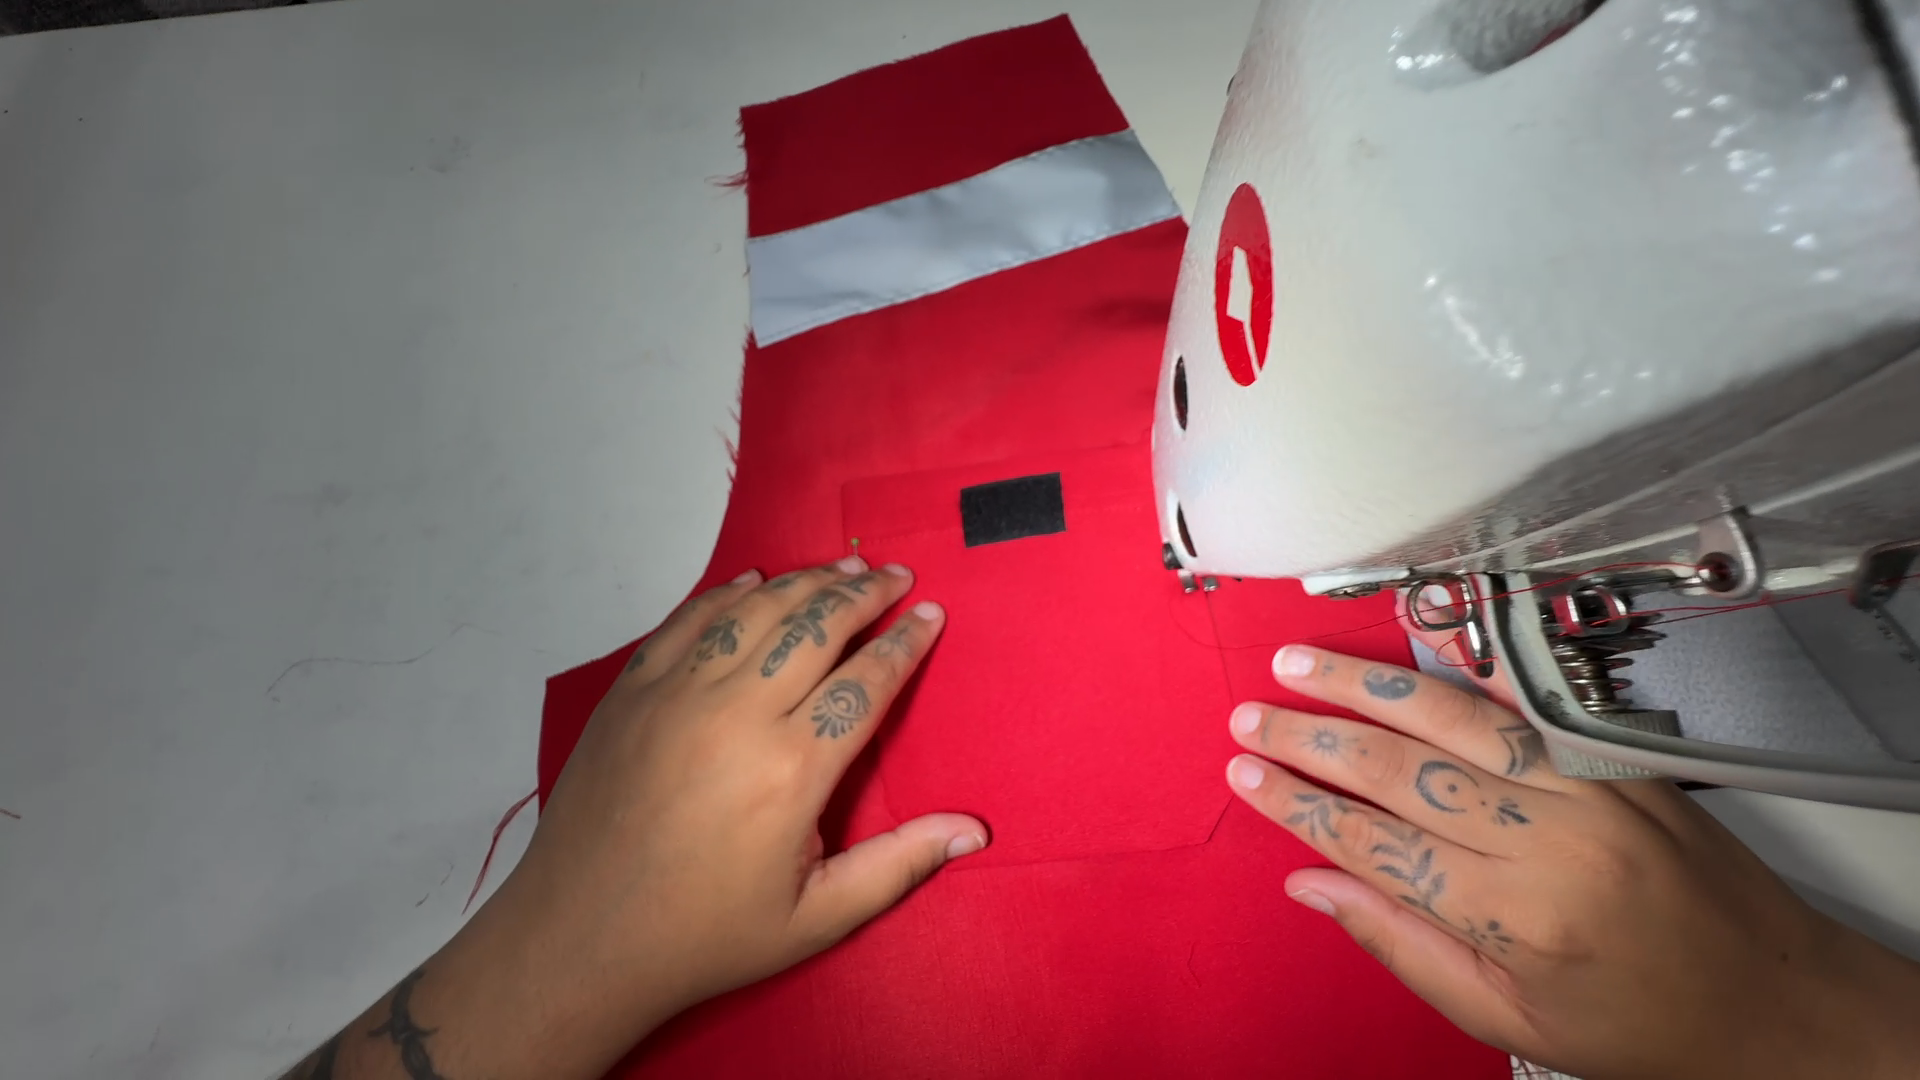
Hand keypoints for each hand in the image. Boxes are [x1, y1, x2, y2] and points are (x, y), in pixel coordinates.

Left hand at [281, 557, 985, 1079]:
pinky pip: (690, 620)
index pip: (867, 681)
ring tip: (844, 565)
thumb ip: (900, 865)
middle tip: (896, 573)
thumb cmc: (706, 932)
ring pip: (758, 611)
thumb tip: (976, 831)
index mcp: (792, 770)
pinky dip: (730, 593)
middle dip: (865, 594)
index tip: (930, 612)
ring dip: (807, 581)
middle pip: (817, 628)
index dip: (905, 642)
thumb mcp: (816, 918)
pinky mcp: (632, 688)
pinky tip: (757, 581)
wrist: (575, 942)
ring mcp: (677, 693)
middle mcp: (738, 714)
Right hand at [1226, 642, 1919, 1079]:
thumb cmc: (1643, 1025)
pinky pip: (1520, 699)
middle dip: (1308, 739)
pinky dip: (1458, 660)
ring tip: (1296, 666)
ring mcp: (1583, 789)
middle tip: (1250, 718)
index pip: (1372, 844)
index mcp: (1517, 920)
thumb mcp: (1509, 1020)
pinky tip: (1408, 632)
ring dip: (1359, 687)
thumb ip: (1398, 944)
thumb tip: (1310, 884)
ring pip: (1446, 720)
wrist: (1789, 1008)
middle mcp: (1548, 843)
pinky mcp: (1607, 760)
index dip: (1296, 804)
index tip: (1246, 775)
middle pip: (1396, 772)